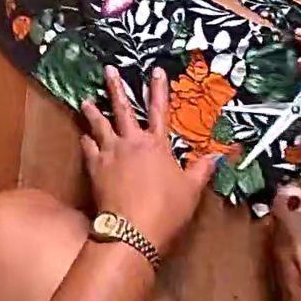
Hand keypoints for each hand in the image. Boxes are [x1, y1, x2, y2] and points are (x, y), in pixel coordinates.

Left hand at [80, 65, 214, 255]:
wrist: (132, 230)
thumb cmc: (166, 209)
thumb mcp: (191, 190)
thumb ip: (201, 170)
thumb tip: (217, 156)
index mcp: (157, 144)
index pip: (160, 110)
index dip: (158, 89)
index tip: (155, 70)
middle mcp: (132, 142)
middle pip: (123, 109)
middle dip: (116, 88)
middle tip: (109, 70)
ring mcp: (111, 153)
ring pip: (100, 125)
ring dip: (93, 112)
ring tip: (86, 100)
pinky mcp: (95, 168)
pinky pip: (88, 149)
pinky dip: (86, 141)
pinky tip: (83, 136)